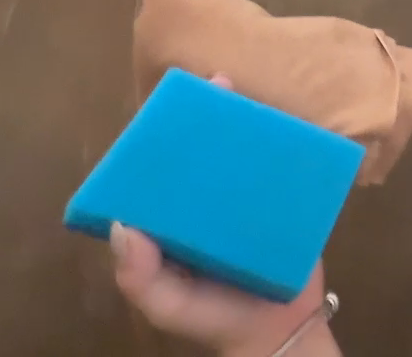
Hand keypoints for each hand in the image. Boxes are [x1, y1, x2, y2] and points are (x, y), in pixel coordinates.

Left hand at [111, 75, 335, 356]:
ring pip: (248, 149)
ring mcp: (252, 196)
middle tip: (222, 81)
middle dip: (213, 112)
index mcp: (179, 220)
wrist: (280, 332)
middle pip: (210, 148)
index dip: (167, 135)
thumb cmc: (216, 319)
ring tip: (253, 91)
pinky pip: (286, 162)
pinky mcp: (289, 197)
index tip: (173, 105)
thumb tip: (121, 222)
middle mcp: (213, 201)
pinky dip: (287, 139)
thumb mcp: (168, 304)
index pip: (168, 169)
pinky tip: (290, 119)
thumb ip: (140, 276)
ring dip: (251, 117)